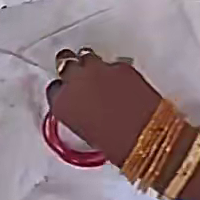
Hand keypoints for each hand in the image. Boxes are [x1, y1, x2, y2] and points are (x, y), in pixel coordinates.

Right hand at [47, 51, 164, 160]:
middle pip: (65, 61)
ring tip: (100, 74)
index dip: (63, 89)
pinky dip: (115, 70)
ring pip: (87, 55)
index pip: (54, 88)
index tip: (68, 92)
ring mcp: (97, 69)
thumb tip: (85, 109)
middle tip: (81, 75)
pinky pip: (112, 63)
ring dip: (91, 63)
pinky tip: (122, 81)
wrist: (145, 136)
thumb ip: (79, 113)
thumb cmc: (116, 144)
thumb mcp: (86, 132)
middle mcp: (75, 81)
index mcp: (62, 103)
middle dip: (72, 66)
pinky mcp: (121, 65)